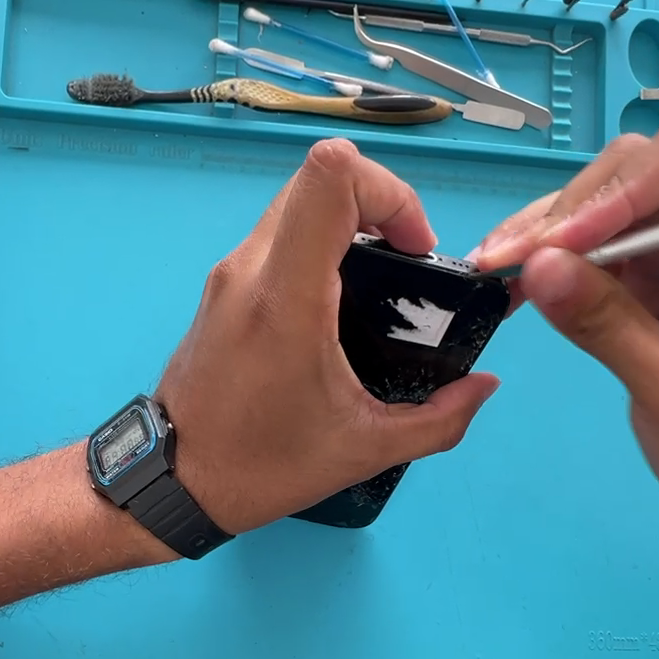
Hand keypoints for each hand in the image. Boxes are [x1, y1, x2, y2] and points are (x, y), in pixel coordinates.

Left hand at [155, 139, 499, 534]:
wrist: (175, 482)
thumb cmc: (264, 466)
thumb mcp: (365, 450)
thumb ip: (440, 419)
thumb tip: (483, 385)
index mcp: (286, 299)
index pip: (330, 176)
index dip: (390, 190)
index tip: (414, 249)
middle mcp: (250, 269)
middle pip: (319, 177)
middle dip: (379, 205)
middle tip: (405, 267)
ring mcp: (228, 275)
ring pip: (297, 204)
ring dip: (347, 225)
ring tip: (377, 287)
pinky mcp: (219, 289)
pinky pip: (278, 237)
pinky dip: (318, 246)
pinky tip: (337, 305)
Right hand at [473, 114, 658, 537]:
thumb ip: (606, 323)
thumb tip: (535, 266)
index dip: (619, 187)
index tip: (561, 245)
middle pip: (646, 171)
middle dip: (572, 211)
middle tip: (504, 262)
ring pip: (616, 204)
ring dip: (553, 233)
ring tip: (494, 269)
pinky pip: (607, 245)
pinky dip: (560, 260)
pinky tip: (518, 283)